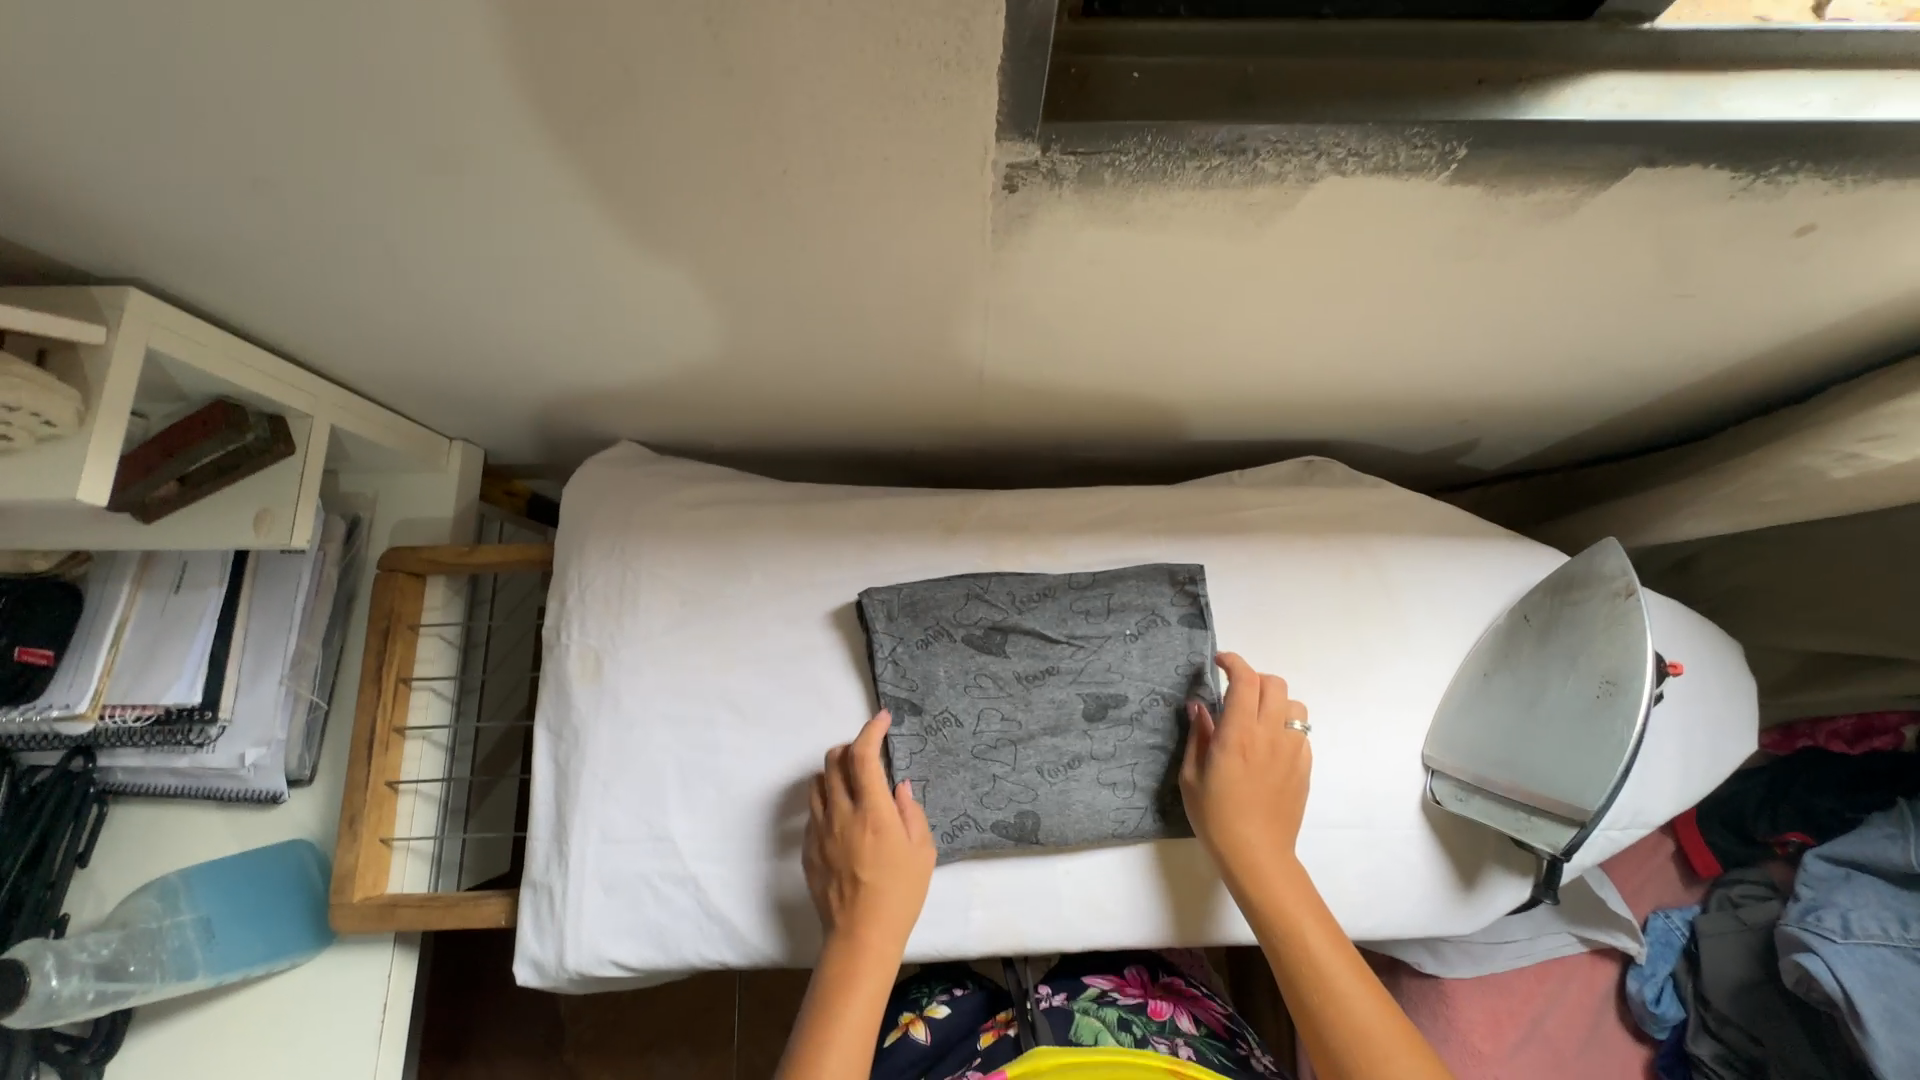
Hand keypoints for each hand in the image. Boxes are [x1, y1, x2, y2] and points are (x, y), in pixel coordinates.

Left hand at [803, 711, 935, 949]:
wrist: (861, 936)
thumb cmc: (900, 894)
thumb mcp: (923, 851)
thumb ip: (911, 812)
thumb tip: (899, 786)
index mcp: (873, 811)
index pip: (864, 755)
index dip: (871, 730)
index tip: (883, 719)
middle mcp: (841, 813)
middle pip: (833, 759)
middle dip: (851, 747)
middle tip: (869, 755)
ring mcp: (820, 830)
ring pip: (817, 781)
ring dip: (835, 772)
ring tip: (853, 783)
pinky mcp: (808, 848)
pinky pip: (813, 811)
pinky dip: (827, 800)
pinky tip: (843, 817)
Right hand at [1180, 652, 1311, 891]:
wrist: (1257, 854)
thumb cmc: (1215, 816)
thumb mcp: (1190, 775)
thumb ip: (1198, 735)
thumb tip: (1199, 706)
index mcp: (1239, 734)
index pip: (1245, 680)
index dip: (1233, 662)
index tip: (1219, 662)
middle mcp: (1270, 735)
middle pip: (1274, 683)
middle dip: (1253, 678)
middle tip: (1234, 692)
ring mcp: (1292, 750)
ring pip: (1294, 705)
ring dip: (1274, 701)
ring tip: (1256, 717)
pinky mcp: (1305, 766)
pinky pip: (1301, 732)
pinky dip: (1285, 726)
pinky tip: (1268, 746)